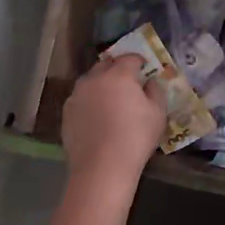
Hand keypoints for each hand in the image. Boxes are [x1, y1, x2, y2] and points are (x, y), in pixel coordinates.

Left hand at [62, 55, 166, 182]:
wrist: (102, 166)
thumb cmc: (136, 137)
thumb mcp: (158, 113)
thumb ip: (155, 91)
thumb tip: (149, 83)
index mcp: (118, 75)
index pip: (130, 58)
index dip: (139, 61)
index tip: (145, 69)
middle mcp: (94, 79)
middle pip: (106, 64)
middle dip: (117, 69)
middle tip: (129, 83)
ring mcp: (77, 95)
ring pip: (91, 81)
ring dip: (102, 84)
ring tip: (112, 100)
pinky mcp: (66, 112)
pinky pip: (82, 98)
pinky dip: (91, 101)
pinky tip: (99, 117)